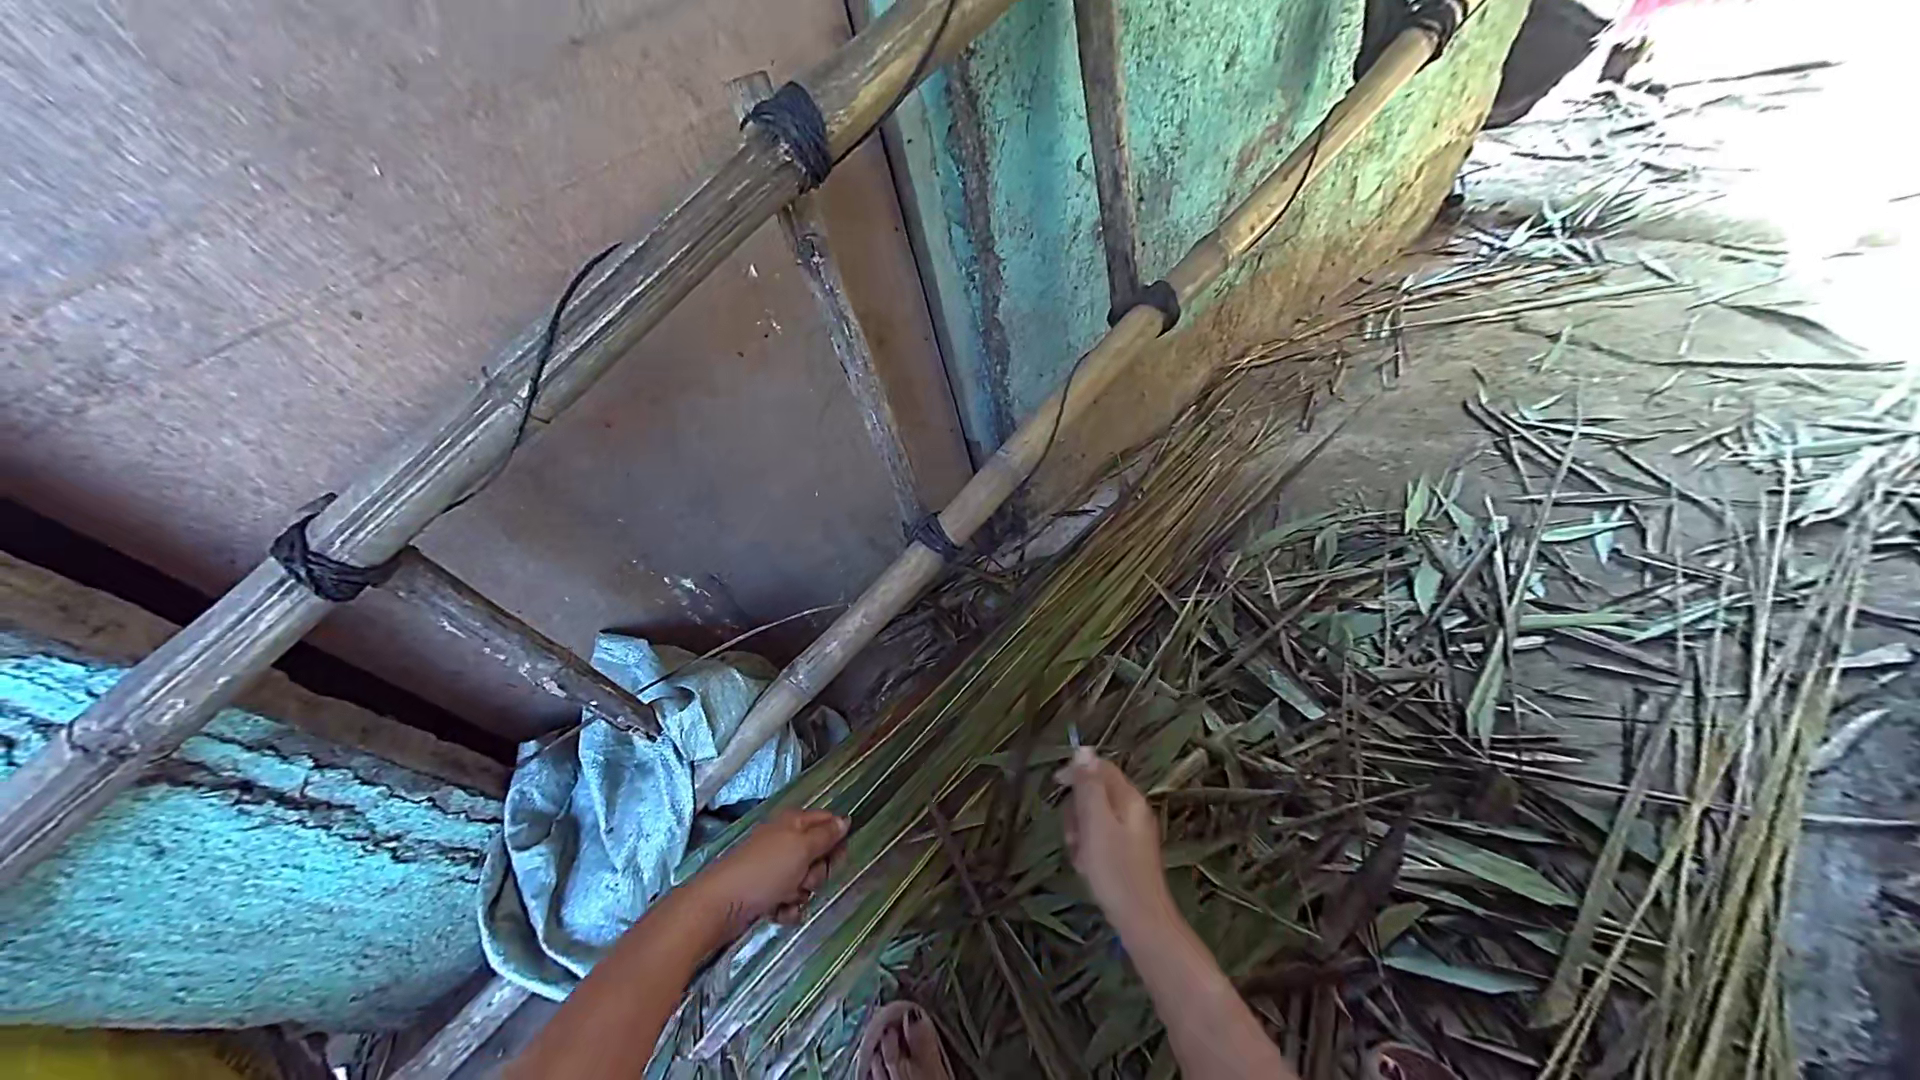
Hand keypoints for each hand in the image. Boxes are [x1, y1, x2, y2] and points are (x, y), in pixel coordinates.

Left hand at [693, 808, 848, 937]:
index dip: (837, 840)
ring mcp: (775, 867)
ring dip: (802, 893)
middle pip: (820, 855)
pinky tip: (779, 913)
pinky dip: (788, 908)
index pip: (828, 822)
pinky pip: (790, 899)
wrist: (720, 905)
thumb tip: (845, 820)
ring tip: (787, 897)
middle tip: (806, 878)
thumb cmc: (765, 871)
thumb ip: (826, 835)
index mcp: (794, 822)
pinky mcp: (766, 891)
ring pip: (806, 880)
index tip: (837, 857)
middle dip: (817, 872)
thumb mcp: (802, 848)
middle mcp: (786, 841)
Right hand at [1056, 747, 1170, 929]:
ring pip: (1093, 817)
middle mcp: (1133, 810)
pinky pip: (1098, 839)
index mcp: (1129, 798)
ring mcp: (1131, 833)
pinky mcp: (1125, 854)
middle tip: (1074, 834)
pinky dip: (1088, 849)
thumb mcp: (1096, 823)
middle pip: (1095, 792)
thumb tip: (1083, 750)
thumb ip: (1089, 786)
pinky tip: (1087, 866)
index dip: (1077, 770)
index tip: (1055, 784)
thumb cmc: (1115, 870)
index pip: (1100, 767)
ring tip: (1080, 855)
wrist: (1141, 922)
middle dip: (1077, 810)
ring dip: (1079, 832)